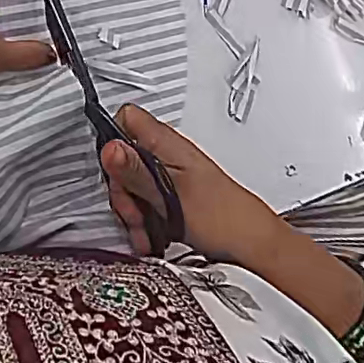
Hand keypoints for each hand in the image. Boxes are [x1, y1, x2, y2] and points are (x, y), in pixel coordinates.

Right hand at [99, 105, 285, 262]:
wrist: (253, 244)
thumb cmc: (224, 218)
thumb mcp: (170, 197)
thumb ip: (136, 171)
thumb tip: (109, 148)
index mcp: (168, 143)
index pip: (125, 118)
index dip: (112, 141)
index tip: (113, 170)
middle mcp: (168, 153)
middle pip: (123, 158)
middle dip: (122, 190)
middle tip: (133, 211)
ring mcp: (171, 174)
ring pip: (133, 183)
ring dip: (132, 211)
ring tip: (144, 230)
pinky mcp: (174, 194)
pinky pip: (146, 200)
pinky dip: (144, 219)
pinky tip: (151, 235)